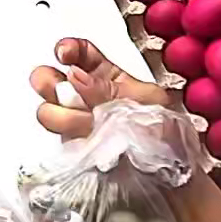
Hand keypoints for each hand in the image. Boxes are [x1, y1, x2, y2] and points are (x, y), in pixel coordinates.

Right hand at [28, 38, 171, 137]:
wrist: (173, 173)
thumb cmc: (166, 132)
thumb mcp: (145, 101)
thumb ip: (107, 89)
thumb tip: (74, 76)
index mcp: (106, 77)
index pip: (78, 53)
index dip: (66, 48)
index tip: (64, 54)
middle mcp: (86, 98)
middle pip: (48, 79)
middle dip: (48, 81)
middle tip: (64, 91)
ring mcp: (77, 124)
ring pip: (47, 110)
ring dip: (61, 114)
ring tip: (88, 124)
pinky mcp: (74, 148)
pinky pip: (56, 138)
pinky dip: (68, 137)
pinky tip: (87, 139)